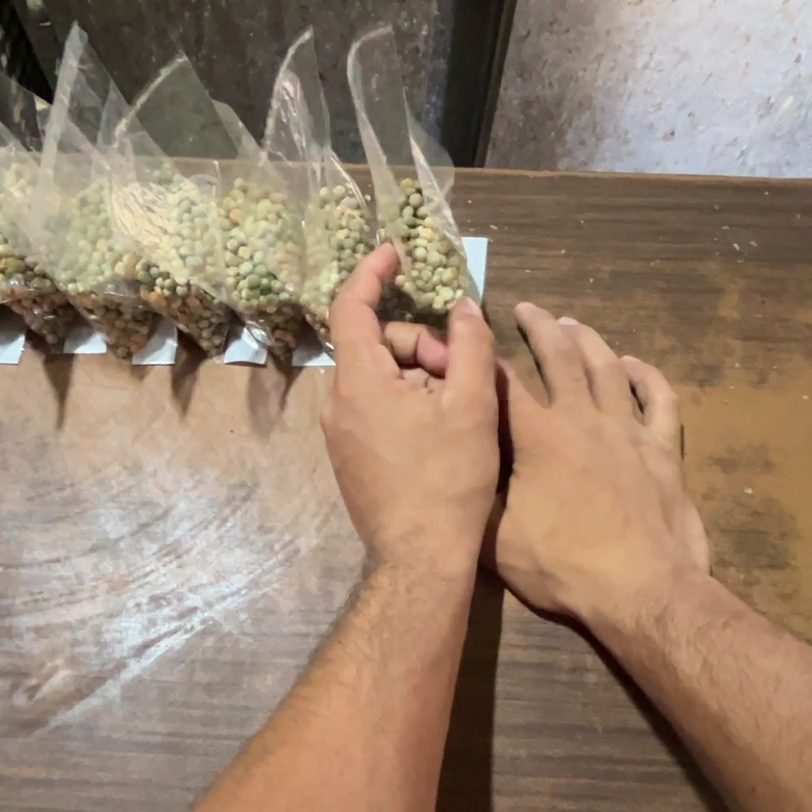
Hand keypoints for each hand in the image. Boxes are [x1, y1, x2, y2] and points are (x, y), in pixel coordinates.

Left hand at [322, 244, 498, 576]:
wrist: (419, 558)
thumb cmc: (448, 481)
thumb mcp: (473, 406)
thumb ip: (471, 346)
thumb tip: (464, 308)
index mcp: (358, 382)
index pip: (351, 306)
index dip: (372, 273)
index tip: (395, 253)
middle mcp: (338, 404)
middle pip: (375, 345)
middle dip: (421, 344)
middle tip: (461, 371)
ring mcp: (340, 434)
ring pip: (378, 378)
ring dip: (418, 375)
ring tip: (458, 405)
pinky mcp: (349, 458)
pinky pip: (374, 408)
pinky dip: (406, 401)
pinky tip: (439, 428)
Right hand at [490, 301, 709, 630]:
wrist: (641, 590)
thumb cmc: (562, 565)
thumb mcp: (495, 538)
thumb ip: (474, 494)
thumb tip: (457, 463)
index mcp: (537, 436)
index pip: (504, 383)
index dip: (485, 358)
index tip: (471, 338)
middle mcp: (582, 418)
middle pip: (559, 358)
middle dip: (538, 328)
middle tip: (527, 307)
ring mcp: (627, 430)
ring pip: (607, 369)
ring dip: (587, 341)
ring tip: (571, 323)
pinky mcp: (663, 450)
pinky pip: (659, 400)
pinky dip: (646, 376)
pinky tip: (634, 364)